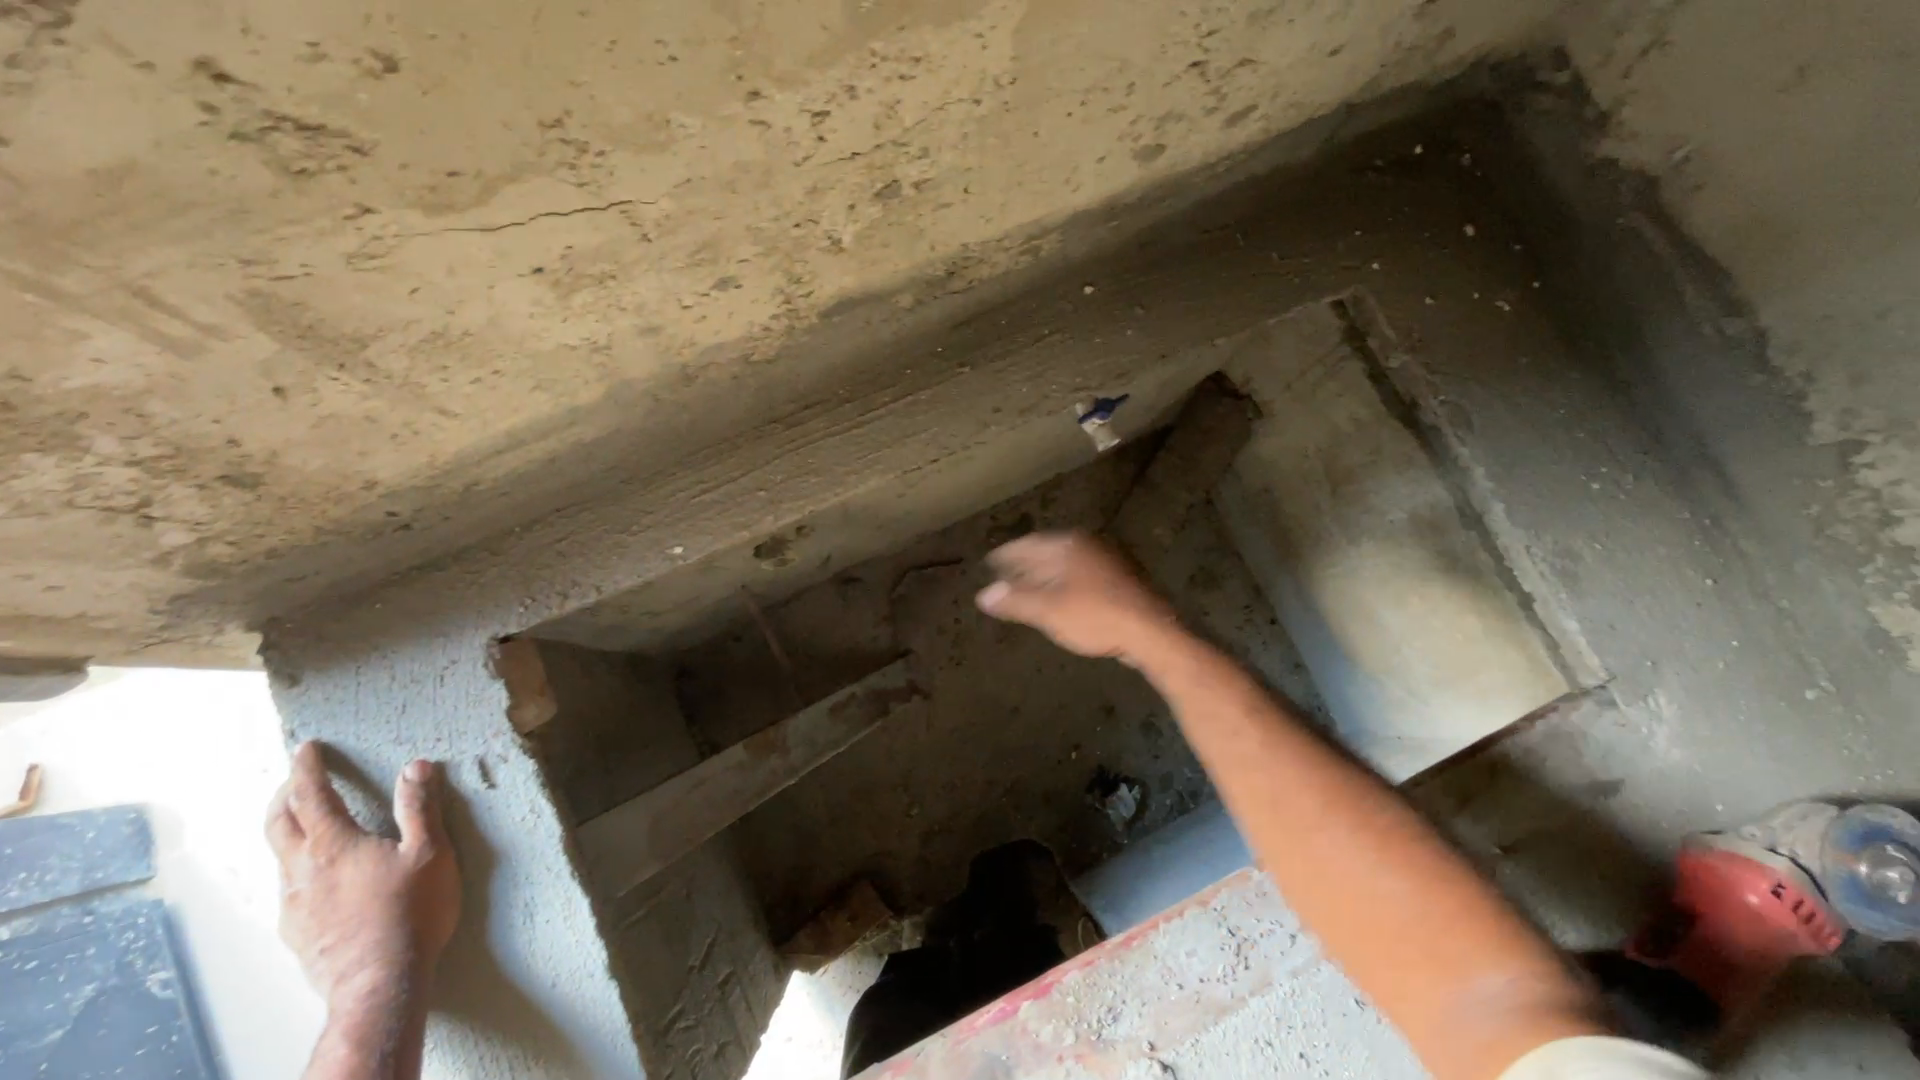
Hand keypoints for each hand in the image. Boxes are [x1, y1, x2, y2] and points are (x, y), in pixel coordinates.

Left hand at [266, 741, 460, 1012]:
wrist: (379, 983)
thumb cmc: (411, 912)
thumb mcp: (430, 852)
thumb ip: (419, 808)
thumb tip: (416, 766)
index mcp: (333, 845)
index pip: (310, 795)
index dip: (306, 768)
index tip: (306, 748)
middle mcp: (302, 870)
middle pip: (278, 823)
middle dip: (283, 796)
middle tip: (295, 780)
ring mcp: (293, 904)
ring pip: (280, 857)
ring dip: (288, 832)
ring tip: (306, 826)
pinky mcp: (295, 932)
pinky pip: (288, 888)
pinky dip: (297, 867)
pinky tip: (318, 878)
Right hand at [975, 531, 1180, 664]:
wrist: (1150, 631)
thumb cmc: (1095, 617)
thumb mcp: (1048, 611)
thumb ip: (1015, 601)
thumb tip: (984, 595)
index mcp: (1068, 545)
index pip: (1028, 544)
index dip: (1007, 554)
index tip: (991, 561)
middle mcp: (1089, 545)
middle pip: (1049, 551)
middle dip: (1026, 564)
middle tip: (1007, 573)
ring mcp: (1109, 560)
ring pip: (1068, 563)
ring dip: (1047, 574)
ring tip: (1030, 588)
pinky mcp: (1122, 578)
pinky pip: (1084, 574)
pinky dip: (1066, 583)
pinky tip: (1063, 599)